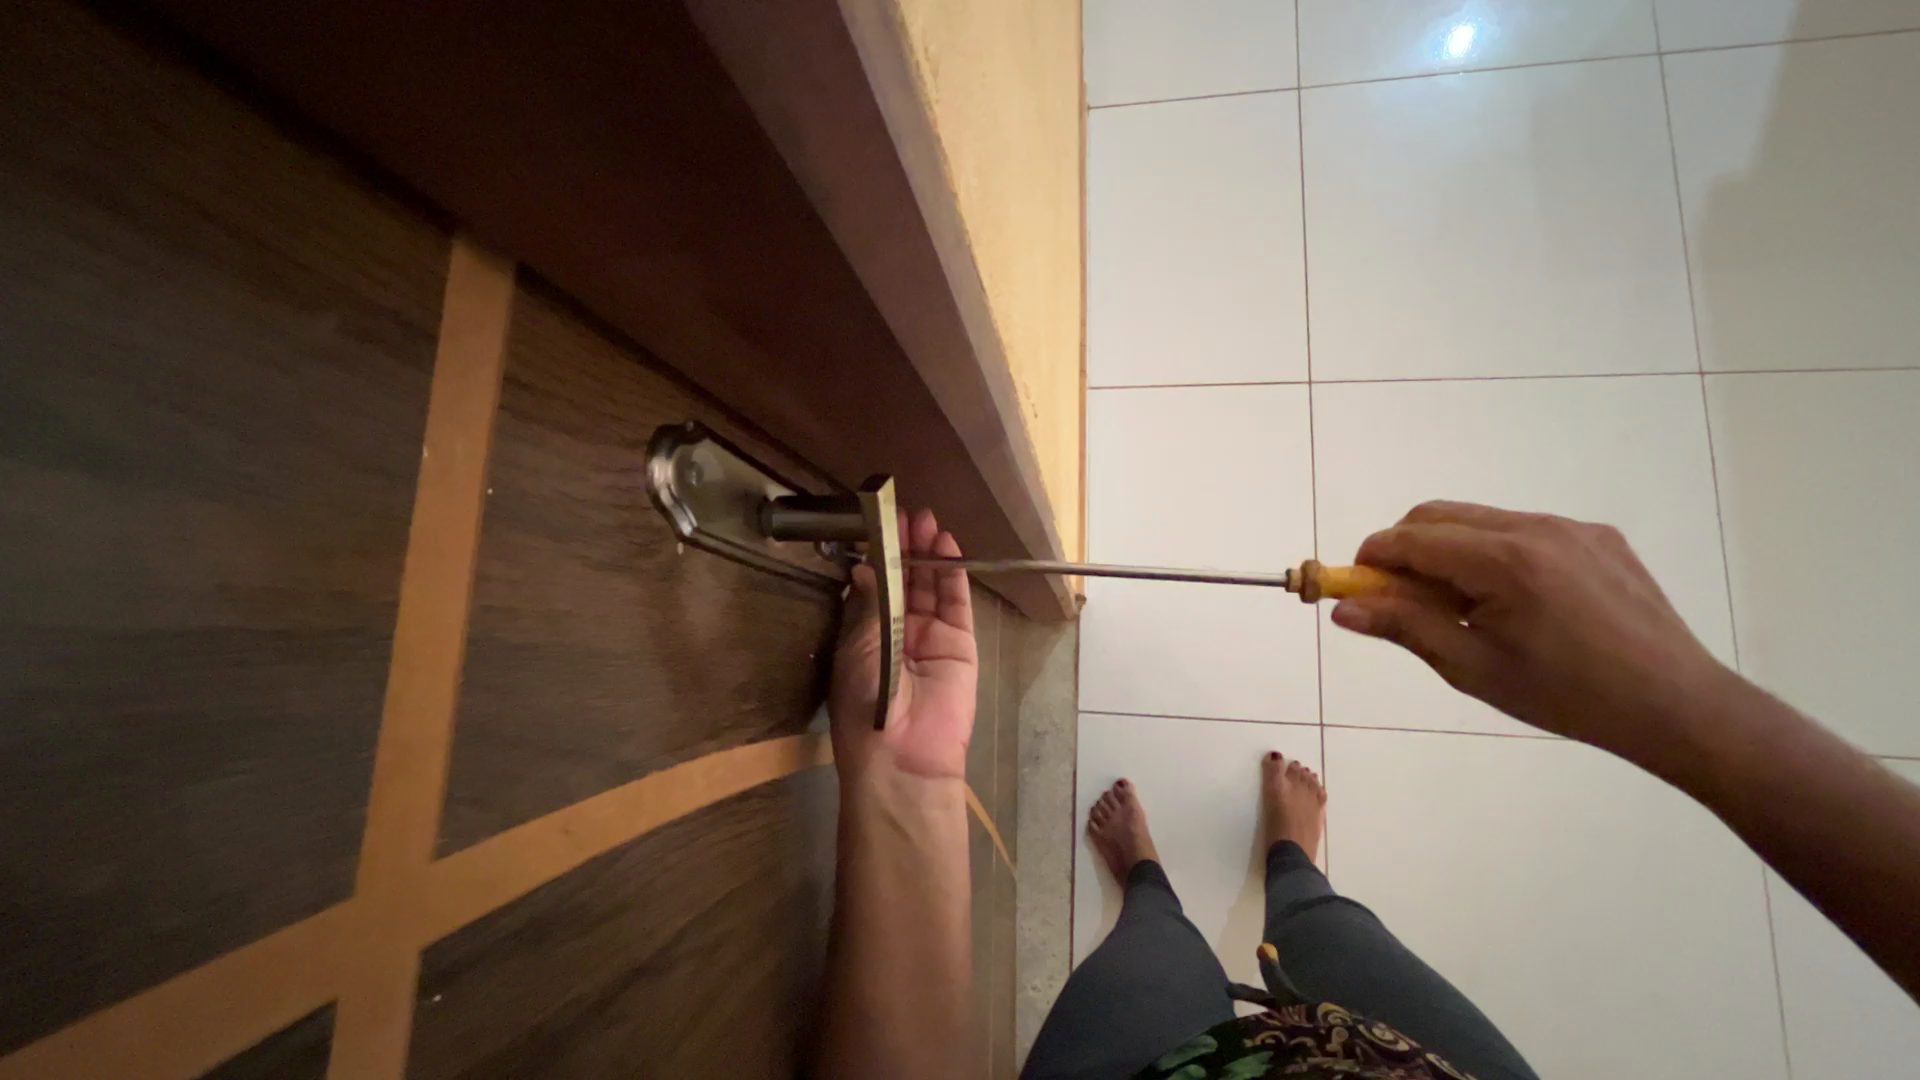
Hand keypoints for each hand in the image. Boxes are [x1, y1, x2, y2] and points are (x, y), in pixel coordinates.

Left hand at [828, 508, 978, 781]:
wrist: (901, 753)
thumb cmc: (866, 700)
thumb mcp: (858, 647)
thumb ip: (869, 603)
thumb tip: (865, 565)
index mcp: (864, 634)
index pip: (873, 585)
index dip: (878, 556)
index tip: (878, 523)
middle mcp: (897, 631)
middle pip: (903, 580)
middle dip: (904, 547)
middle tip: (906, 514)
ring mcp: (930, 636)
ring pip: (930, 585)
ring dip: (928, 552)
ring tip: (926, 520)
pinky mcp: (959, 642)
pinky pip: (955, 601)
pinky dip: (952, 573)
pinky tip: (946, 545)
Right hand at [1330, 501, 1733, 752]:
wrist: (1678, 706)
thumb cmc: (1564, 694)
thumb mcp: (1471, 667)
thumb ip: (1404, 627)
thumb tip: (1343, 609)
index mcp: (1504, 562)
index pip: (1411, 538)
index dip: (1372, 558)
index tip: (1358, 588)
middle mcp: (1536, 528)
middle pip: (1437, 514)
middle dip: (1403, 547)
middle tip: (1402, 597)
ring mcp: (1572, 527)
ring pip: (1477, 519)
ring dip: (1446, 550)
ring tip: (1461, 605)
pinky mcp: (1598, 536)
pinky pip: (1520, 529)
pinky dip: (1491, 552)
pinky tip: (1512, 600)